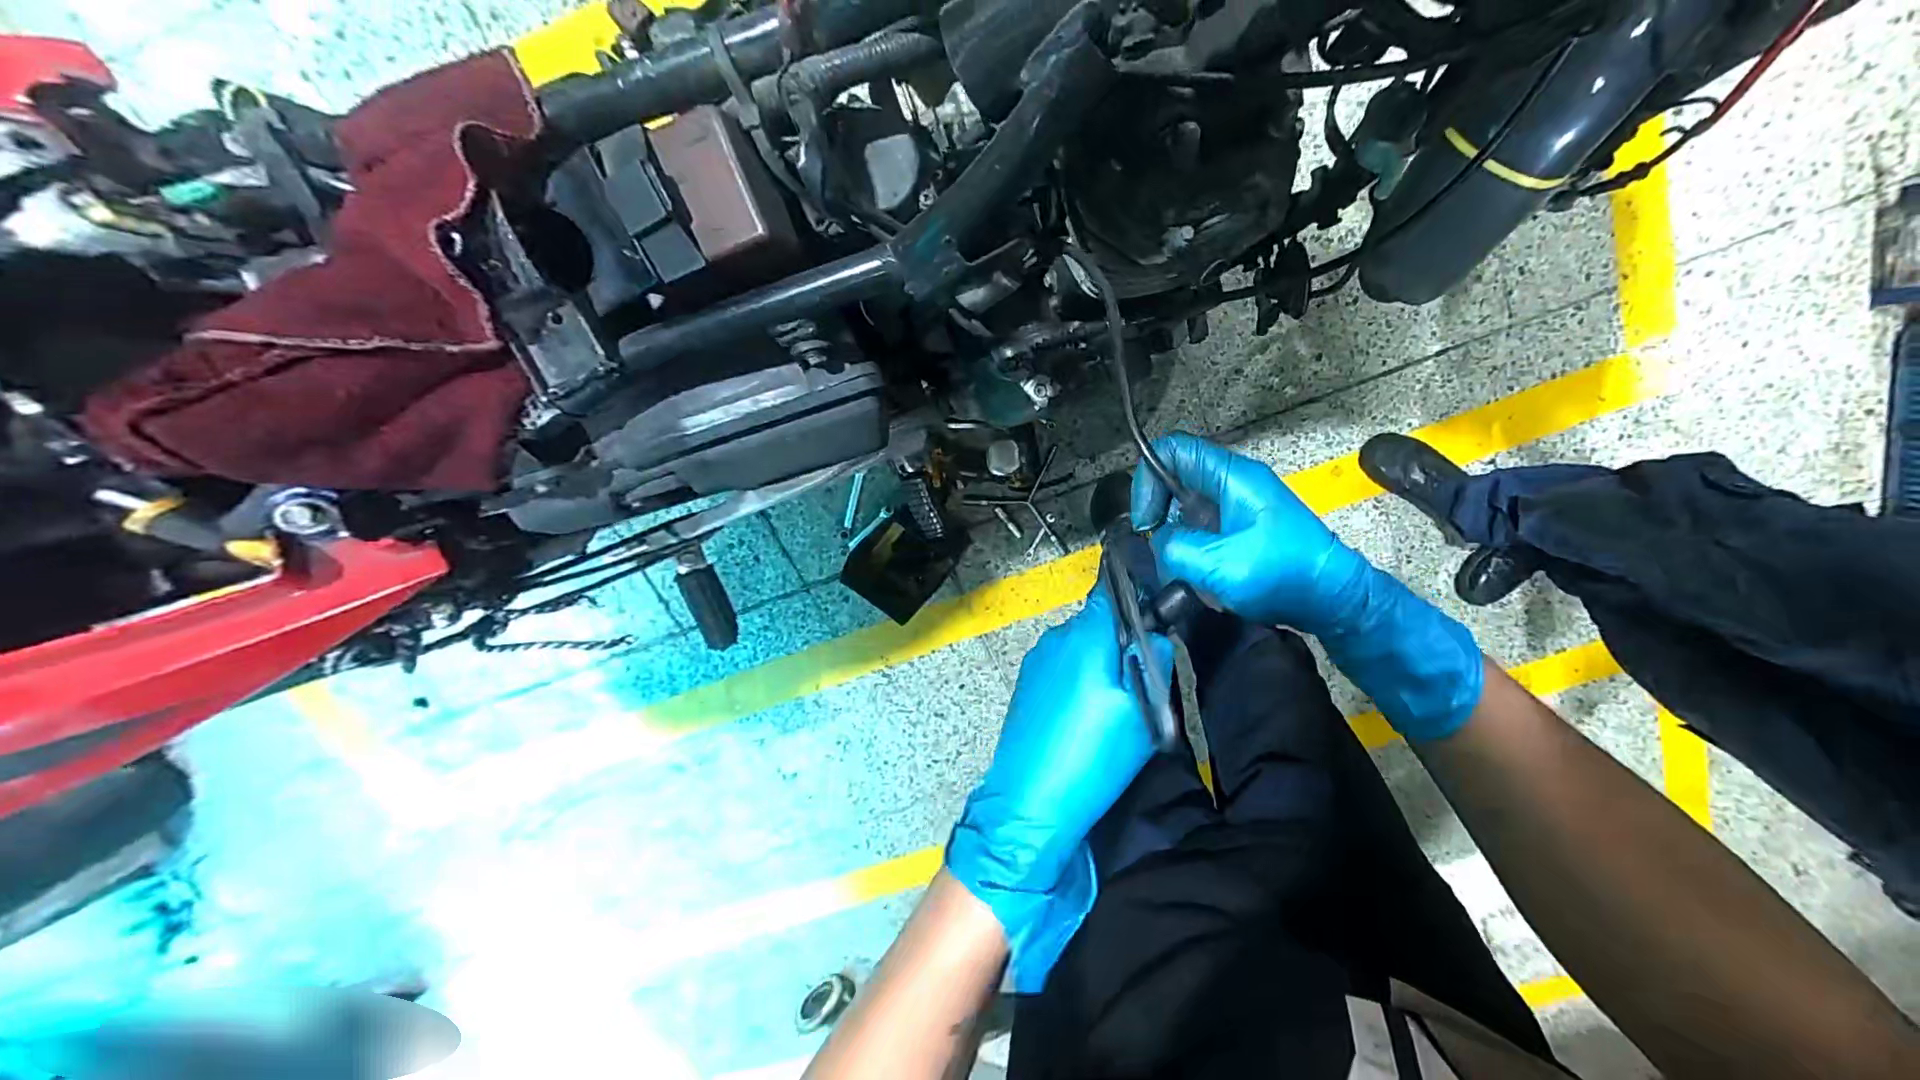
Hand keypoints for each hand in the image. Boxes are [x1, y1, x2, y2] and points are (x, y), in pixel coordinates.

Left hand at [946, 584, 1171, 992]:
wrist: (1028, 802)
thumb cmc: (1093, 753)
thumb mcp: (1143, 710)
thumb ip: (1154, 661)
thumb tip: (1156, 634)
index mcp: (1085, 633)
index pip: (1112, 592)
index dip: (1138, 602)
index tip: (1157, 622)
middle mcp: (1055, 637)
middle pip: (1097, 623)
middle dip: (1121, 643)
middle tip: (1144, 679)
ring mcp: (1036, 662)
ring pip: (1080, 649)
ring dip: (1100, 665)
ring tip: (1114, 707)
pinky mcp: (1026, 687)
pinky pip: (1062, 670)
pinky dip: (1079, 682)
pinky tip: (1086, 718)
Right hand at [1129, 431, 1372, 633]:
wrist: (1333, 599)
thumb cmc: (1290, 576)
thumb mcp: (1221, 564)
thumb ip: (1176, 548)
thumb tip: (1160, 544)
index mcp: (1233, 478)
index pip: (1172, 450)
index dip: (1147, 479)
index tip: (1146, 520)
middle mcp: (1232, 486)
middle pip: (1172, 481)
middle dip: (1158, 515)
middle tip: (1157, 546)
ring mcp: (1234, 509)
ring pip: (1182, 511)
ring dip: (1173, 540)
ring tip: (1183, 569)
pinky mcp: (1236, 532)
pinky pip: (1197, 533)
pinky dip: (1188, 554)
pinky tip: (1199, 578)